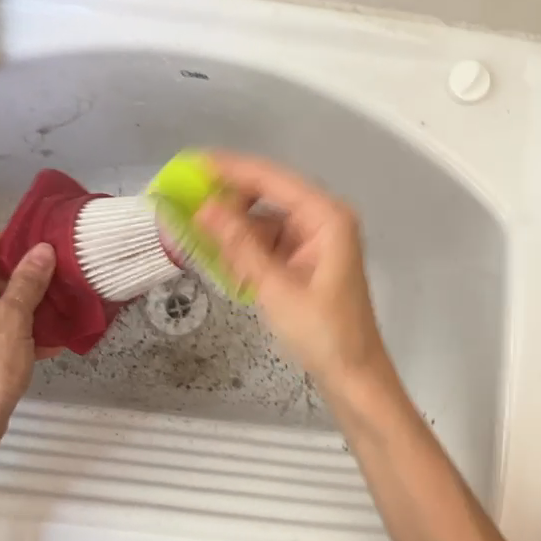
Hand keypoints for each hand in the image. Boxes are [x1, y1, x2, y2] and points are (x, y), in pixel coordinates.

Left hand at [0, 233, 57, 454]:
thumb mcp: (13, 323)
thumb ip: (27, 283)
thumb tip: (41, 250)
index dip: (23, 244)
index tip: (57, 249)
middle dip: (29, 283)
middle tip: (66, 287)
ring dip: (26, 313)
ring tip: (61, 322)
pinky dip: (13, 337)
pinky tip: (44, 349)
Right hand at [193, 151, 391, 390]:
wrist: (354, 376)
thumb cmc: (324, 334)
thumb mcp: (276, 289)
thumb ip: (239, 245)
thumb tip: (203, 208)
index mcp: (326, 217)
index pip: (271, 178)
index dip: (229, 169)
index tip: (190, 164)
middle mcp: (322, 219)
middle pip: (267, 195)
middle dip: (228, 201)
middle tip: (186, 205)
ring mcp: (314, 240)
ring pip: (264, 221)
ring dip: (234, 230)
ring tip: (199, 237)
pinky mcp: (305, 261)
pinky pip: (268, 244)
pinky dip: (245, 250)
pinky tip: (224, 260)